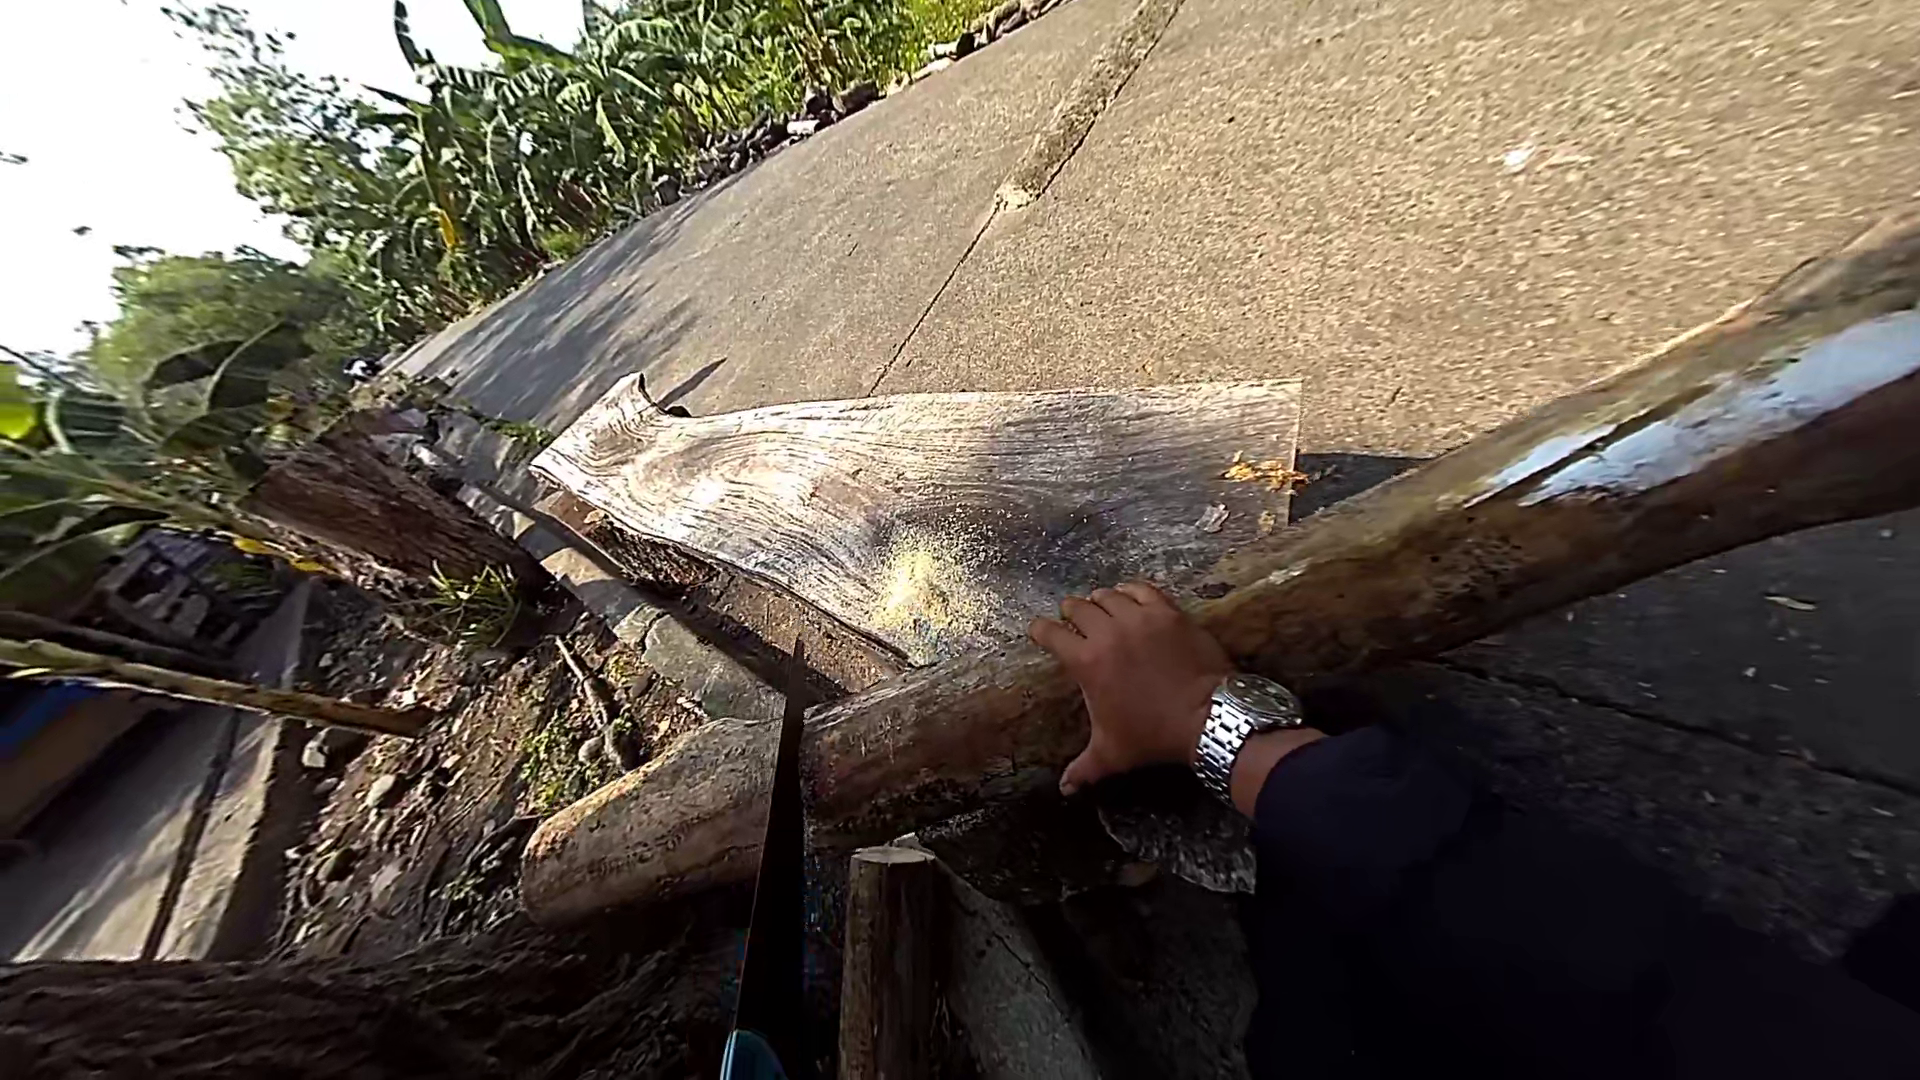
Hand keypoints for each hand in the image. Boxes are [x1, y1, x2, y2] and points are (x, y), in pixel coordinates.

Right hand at [1028, 581, 1233, 794]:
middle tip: (1074, 621)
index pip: (1049, 633)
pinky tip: (1128, 596)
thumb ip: (1083, 769)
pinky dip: (1130, 590)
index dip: (1039, 630)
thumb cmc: (1153, 735)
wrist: (1208, 718)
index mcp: (1086, 661)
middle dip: (1070, 613)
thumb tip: (1063, 790)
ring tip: (1101, 608)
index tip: (1039, 630)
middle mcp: (1106, 632)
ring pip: (1107, 595)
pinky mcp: (1166, 612)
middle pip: (1076, 607)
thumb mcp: (1112, 753)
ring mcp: (1138, 618)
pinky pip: (1141, 589)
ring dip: (1099, 601)